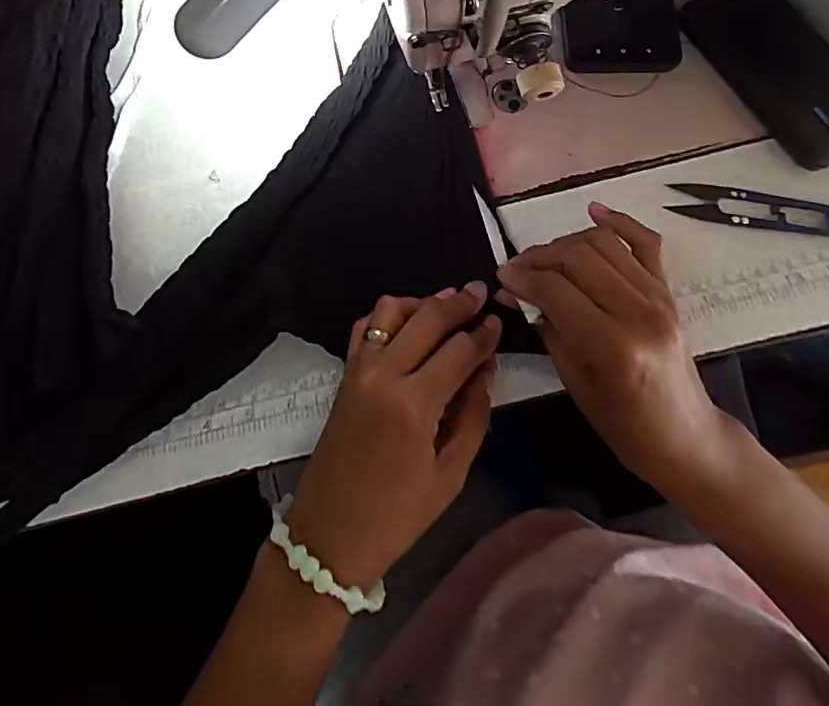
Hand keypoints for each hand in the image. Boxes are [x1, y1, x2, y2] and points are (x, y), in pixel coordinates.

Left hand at [286, 283, 498, 589]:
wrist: (329, 536)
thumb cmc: (398, 515)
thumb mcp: (451, 474)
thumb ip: (474, 414)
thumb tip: (486, 369)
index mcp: (414, 405)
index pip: (459, 350)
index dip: (484, 333)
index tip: (499, 322)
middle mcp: (383, 376)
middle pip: (427, 317)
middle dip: (458, 302)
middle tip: (480, 293)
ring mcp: (358, 372)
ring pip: (391, 311)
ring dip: (422, 303)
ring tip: (446, 306)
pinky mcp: (344, 376)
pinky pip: (366, 328)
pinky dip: (389, 316)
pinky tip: (408, 325)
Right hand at [496, 203, 740, 496]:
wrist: (685, 437)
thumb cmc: (625, 426)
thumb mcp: (575, 383)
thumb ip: (547, 329)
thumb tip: (514, 292)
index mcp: (613, 345)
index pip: (557, 290)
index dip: (523, 277)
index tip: (501, 275)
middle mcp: (639, 312)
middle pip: (578, 259)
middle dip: (540, 257)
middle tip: (517, 267)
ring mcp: (659, 297)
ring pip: (605, 244)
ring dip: (567, 242)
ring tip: (543, 256)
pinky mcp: (669, 291)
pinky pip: (646, 243)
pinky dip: (620, 221)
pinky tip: (594, 211)